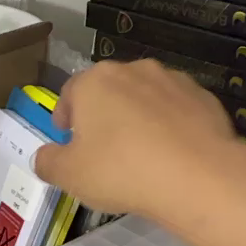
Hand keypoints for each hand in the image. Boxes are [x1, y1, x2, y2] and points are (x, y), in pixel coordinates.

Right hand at [33, 59, 245, 219]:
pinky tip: (166, 155)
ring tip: (136, 154)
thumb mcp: (68, 176)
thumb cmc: (119, 171)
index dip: (64, 116)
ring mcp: (172, 80)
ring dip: (134, 118)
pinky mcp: (202, 97)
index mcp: (94, 82)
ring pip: (142, 98)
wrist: (195, 175)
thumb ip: (48, 163)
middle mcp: (133, 69)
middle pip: (107, 91)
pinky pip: (174, 111)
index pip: (69, 92)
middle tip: (99, 150)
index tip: (66, 139)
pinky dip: (166, 127)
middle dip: (100, 115)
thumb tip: (43, 156)